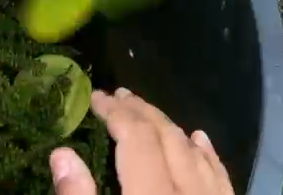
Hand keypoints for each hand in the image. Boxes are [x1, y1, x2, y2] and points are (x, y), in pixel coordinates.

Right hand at [49, 89, 233, 194]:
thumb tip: (61, 154)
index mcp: (152, 194)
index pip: (135, 136)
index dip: (114, 112)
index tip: (94, 98)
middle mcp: (187, 192)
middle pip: (166, 137)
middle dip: (139, 111)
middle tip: (116, 97)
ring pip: (194, 153)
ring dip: (169, 126)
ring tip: (147, 112)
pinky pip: (221, 179)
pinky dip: (208, 155)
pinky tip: (199, 140)